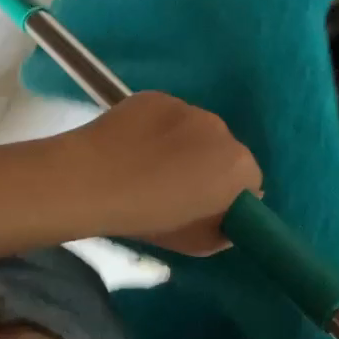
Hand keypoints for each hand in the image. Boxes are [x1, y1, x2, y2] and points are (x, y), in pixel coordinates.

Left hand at [63, 92, 261, 255]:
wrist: (90, 179)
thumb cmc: (147, 216)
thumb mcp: (199, 242)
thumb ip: (225, 227)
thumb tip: (225, 214)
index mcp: (239, 165)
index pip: (248, 181)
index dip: (226, 196)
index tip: (201, 205)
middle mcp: (219, 127)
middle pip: (221, 150)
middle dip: (205, 164)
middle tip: (171, 183)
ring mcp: (184, 106)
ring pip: (192, 129)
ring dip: (181, 142)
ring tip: (145, 161)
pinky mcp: (152, 95)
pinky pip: (165, 114)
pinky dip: (155, 125)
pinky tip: (131, 142)